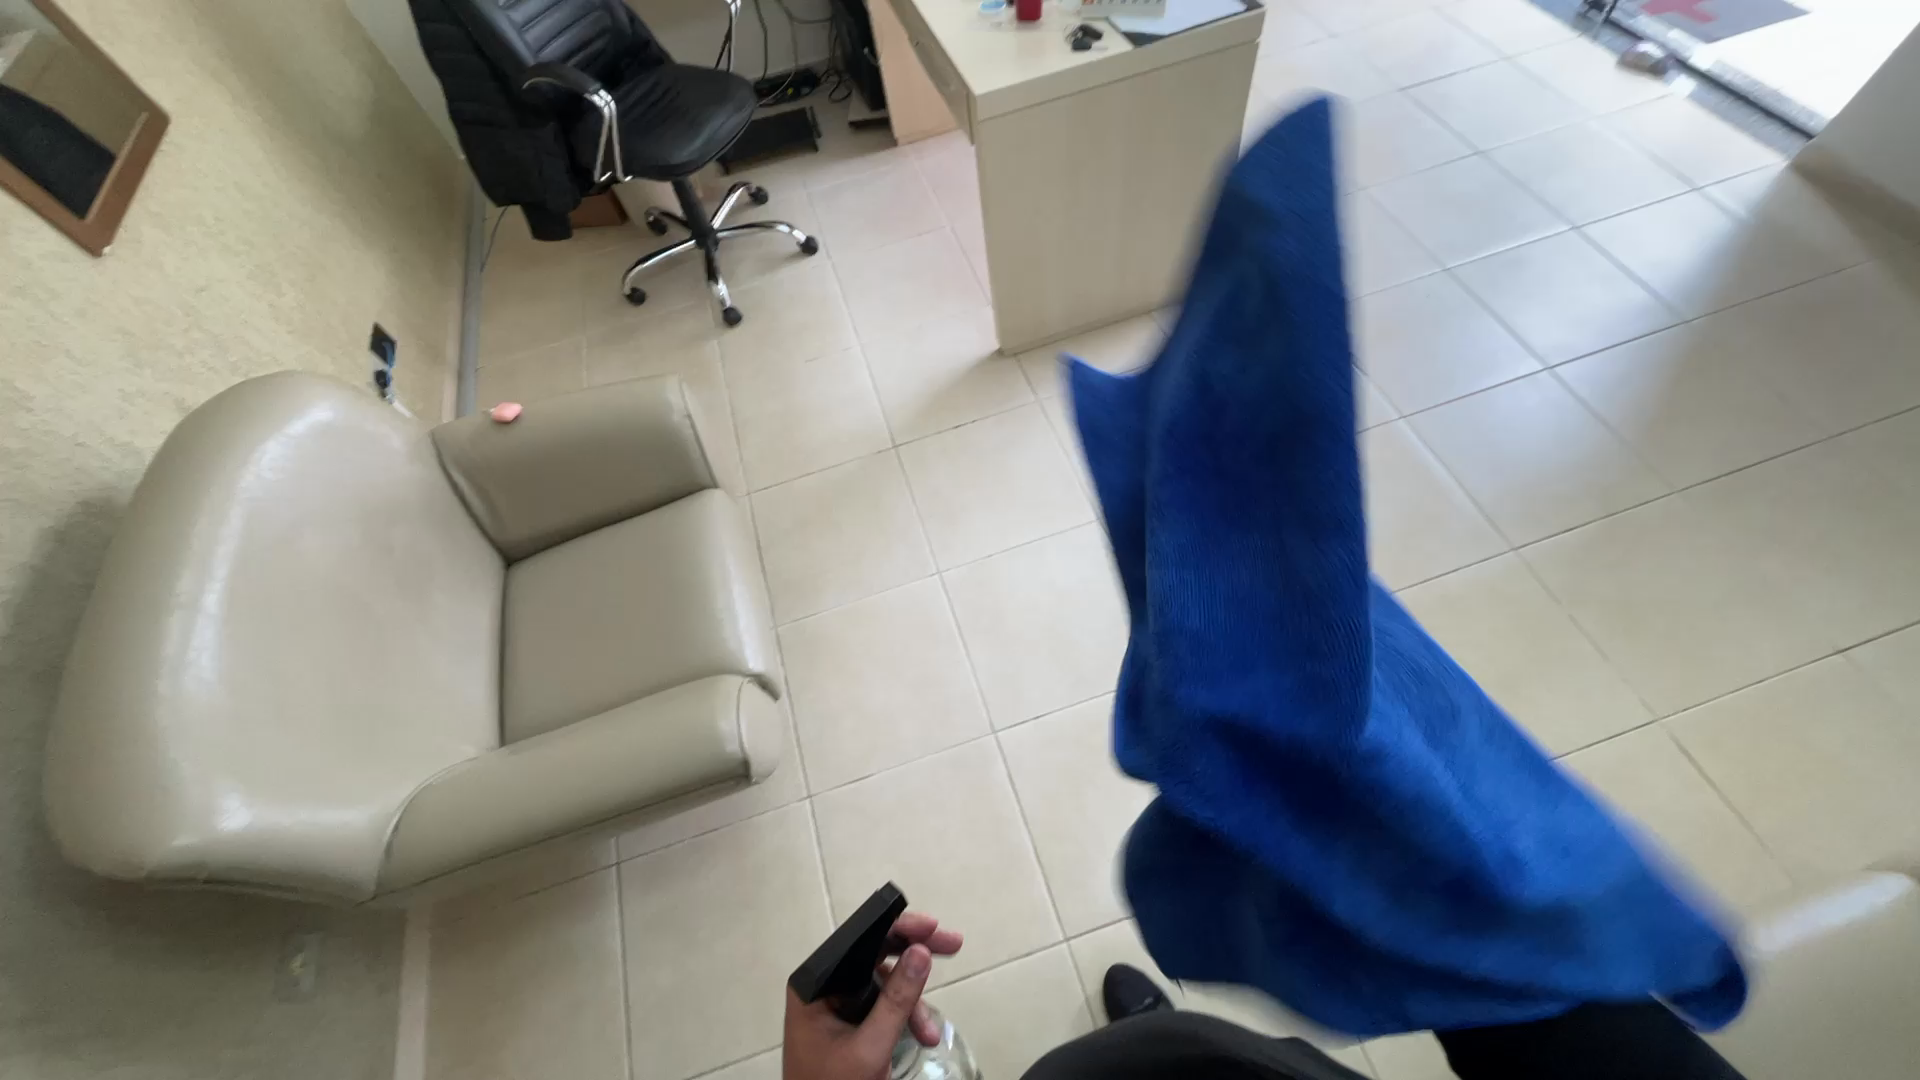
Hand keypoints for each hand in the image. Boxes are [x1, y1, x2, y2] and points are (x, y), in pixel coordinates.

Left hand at [782, 912, 963, 1079]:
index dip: (898, 927)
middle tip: (953, 944)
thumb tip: (922, 950)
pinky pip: (883, 1005)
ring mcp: (837, 1005)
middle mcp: (824, 987)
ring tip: (931, 1032)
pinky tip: (924, 1037)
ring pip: (885, 982)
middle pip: (875, 954)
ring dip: (914, 1002)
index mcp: (816, 985)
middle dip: (915, 955)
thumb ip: (897, 1000)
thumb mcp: (870, 1048)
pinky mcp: (850, 1023)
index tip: (932, 926)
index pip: (860, 940)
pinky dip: (906, 1017)